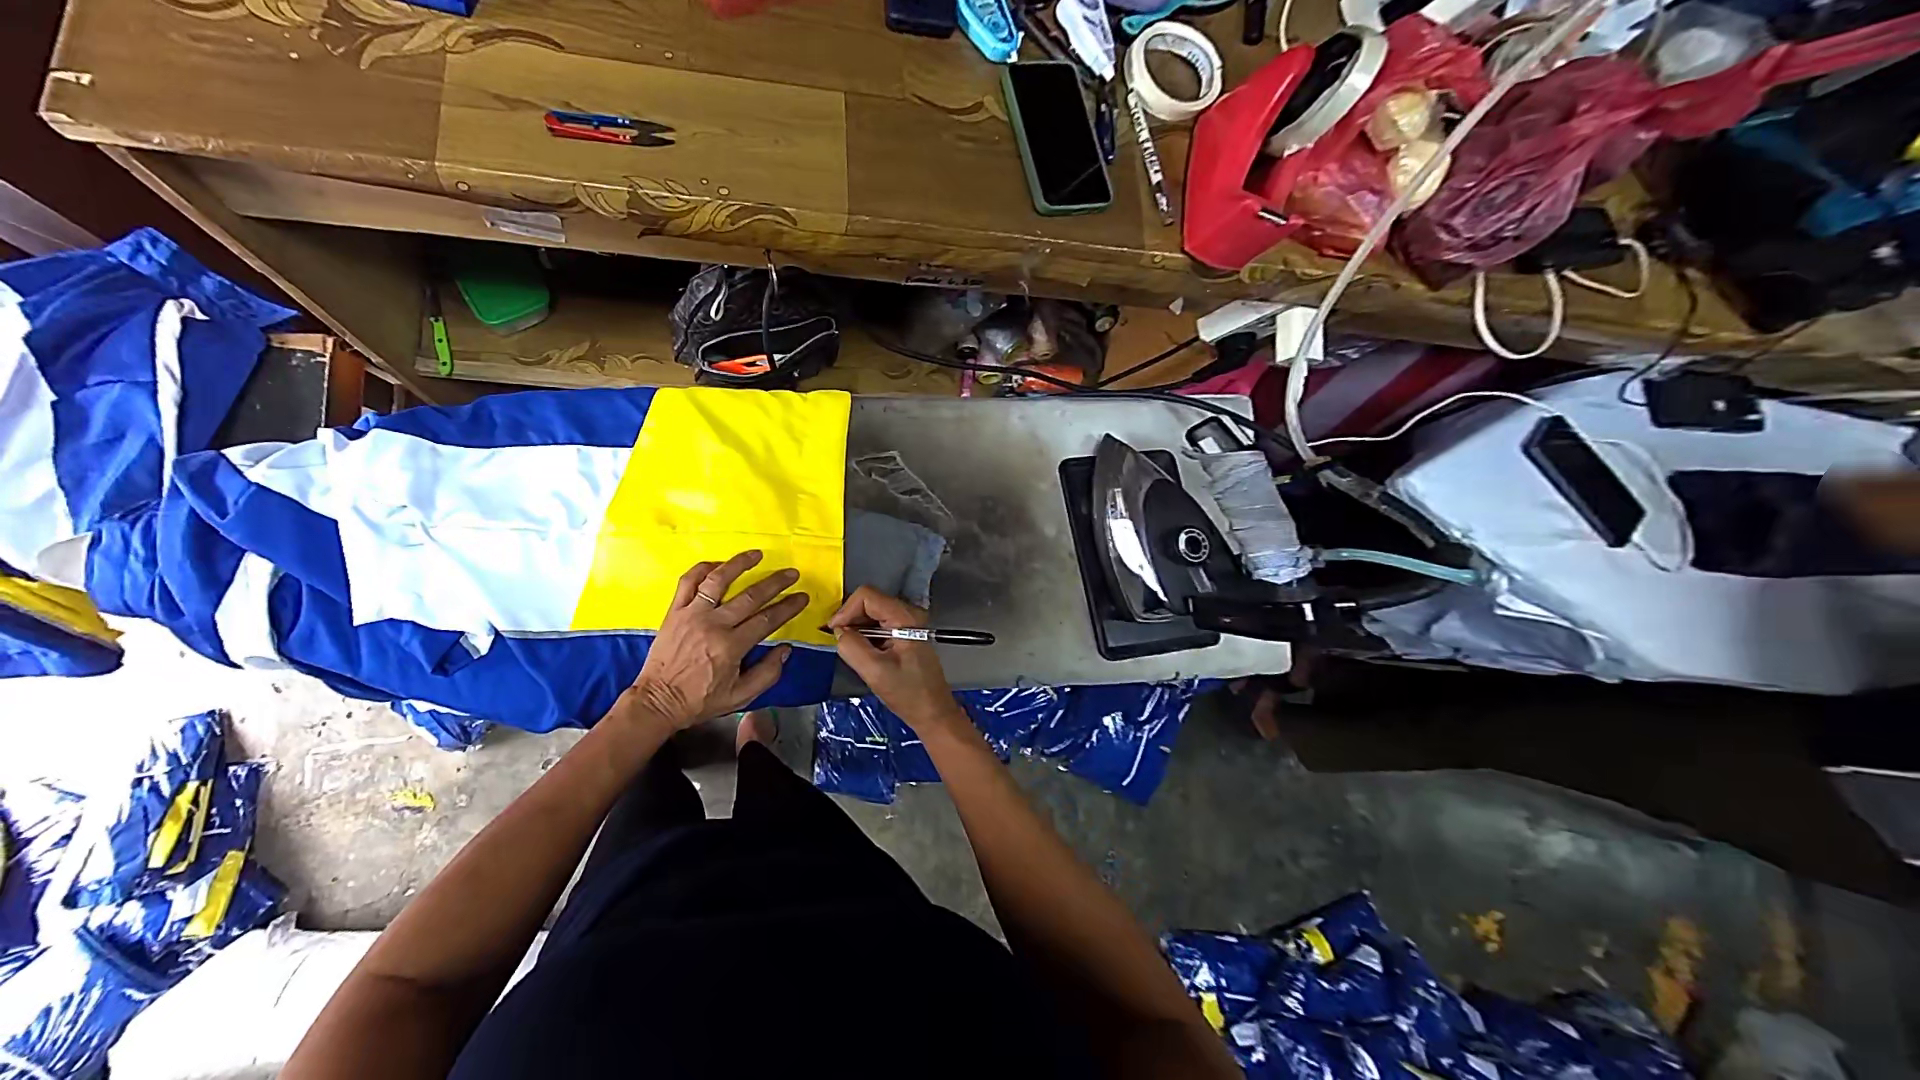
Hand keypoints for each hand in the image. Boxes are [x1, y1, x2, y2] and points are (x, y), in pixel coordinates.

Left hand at [621, 551, 809, 730]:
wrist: (658, 701)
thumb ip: (768, 673)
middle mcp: (713, 625)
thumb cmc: (701, 700)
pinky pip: (688, 582)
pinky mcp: (675, 611)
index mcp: (732, 646)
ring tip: (757, 554)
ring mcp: (692, 614)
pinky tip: (717, 564)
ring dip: (739, 564)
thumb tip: (785, 649)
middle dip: (776, 583)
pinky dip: (702, 569)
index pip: (768, 619)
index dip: (788, 606)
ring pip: (719, 580)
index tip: (802, 597)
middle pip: (751, 596)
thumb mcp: (741, 696)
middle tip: (792, 573)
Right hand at [827, 586, 964, 734]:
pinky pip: (879, 624)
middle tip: (840, 641)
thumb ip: (852, 647)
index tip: (835, 631)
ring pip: (872, 613)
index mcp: (905, 618)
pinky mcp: (905, 634)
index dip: (846, 610)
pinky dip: (866, 634)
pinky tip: (863, 652)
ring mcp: (908, 623)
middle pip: (870, 601)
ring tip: (851, 649)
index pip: (867, 596)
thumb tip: (839, 631)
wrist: (933, 712)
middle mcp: (909, 614)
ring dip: (857, 627)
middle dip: (850, 618)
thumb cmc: (908, 694)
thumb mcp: (875, 672)